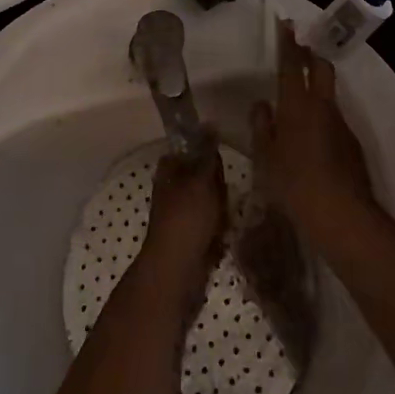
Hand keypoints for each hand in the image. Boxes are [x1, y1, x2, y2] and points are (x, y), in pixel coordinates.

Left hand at [142, 142, 226, 283]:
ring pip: (210, 199)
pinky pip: (211, 221)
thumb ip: (207, 152)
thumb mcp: (201, 179)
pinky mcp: (190, 234)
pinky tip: (223, 232)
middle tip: (223, 193)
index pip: (190, 149)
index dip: (207, 153)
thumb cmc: (187, 217)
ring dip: (221, 206)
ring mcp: (181, 212)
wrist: (177, 269)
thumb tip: (210, 123)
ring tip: (225, 215)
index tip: (220, 161)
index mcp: (169, 171)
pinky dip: (218, 226)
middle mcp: (172, 188)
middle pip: (203, 174)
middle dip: (217, 183)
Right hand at [251, 22, 376, 245]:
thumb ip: (262, 126)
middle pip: (321, 68)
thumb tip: (261, 104)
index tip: (287, 25)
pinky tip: (313, 140)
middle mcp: (323, 106)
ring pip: (329, 94)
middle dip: (312, 55)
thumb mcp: (266, 157)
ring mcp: (341, 123)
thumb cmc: (293, 183)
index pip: (292, 65)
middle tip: (300, 50)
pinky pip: (335, 120)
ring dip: (318, 87)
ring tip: (301, 100)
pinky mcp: (352, 142)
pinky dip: (323, 118)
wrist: (340, 213)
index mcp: (297, 105)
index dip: (288, 44)